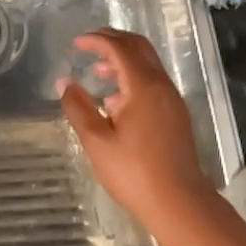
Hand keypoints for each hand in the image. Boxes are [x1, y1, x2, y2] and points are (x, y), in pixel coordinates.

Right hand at [60, 29, 216, 227]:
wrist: (180, 204)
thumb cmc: (135, 173)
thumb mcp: (97, 141)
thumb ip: (78, 107)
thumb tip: (64, 82)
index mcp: (143, 85)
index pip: (119, 47)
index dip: (96, 40)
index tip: (75, 44)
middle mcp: (161, 85)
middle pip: (138, 47)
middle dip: (112, 41)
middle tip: (87, 46)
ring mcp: (172, 100)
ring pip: (147, 64)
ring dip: (123, 60)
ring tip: (97, 73)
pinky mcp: (176, 115)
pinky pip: (153, 81)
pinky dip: (133, 76)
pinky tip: (116, 101)